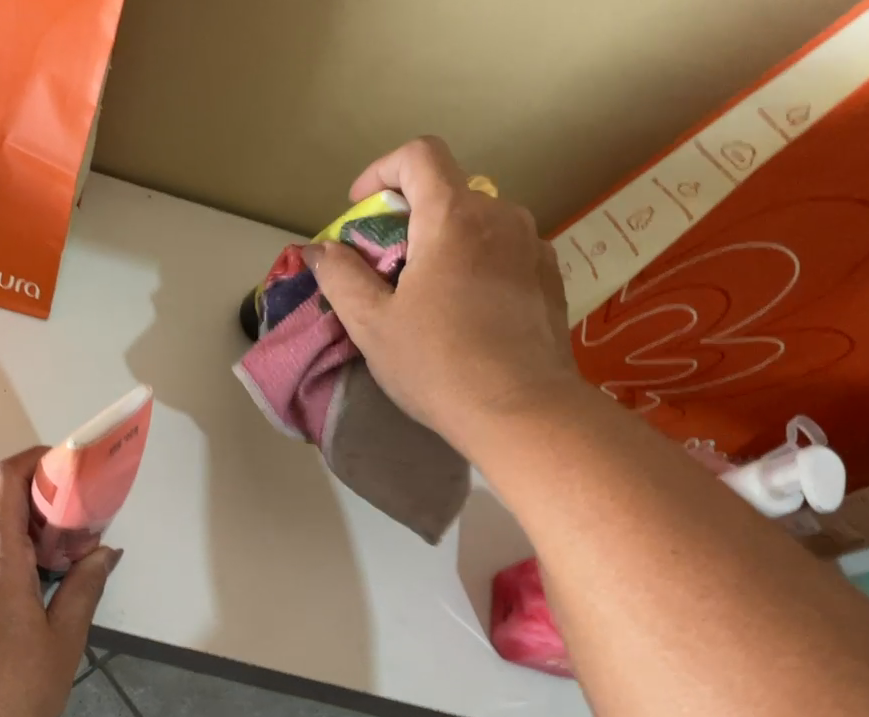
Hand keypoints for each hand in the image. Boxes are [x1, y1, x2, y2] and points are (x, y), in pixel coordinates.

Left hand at [0, 448, 119, 716]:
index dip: (32, 462)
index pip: (3, 481)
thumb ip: (84, 587)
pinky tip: (18, 606)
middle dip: (33, 511)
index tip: (62, 467)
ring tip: (49, 575)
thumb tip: (103, 553)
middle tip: (71, 535)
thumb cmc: (15, 695)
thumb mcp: (64, 641)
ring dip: (14, 542)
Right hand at [304, 137, 583, 452]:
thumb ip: (340, 277)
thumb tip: (318, 249)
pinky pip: (504, 252)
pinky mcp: (550, 276)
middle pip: (448, 193)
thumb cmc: (436, 364)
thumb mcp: (371, 324)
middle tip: (385, 270)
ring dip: (444, 244)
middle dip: (408, 220)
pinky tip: (464, 313)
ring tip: (425, 297)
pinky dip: (476, 265)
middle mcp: (501, 216)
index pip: (419, 155)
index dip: (382, 170)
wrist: (519, 409)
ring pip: (478, 224)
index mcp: (452, 218)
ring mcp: (532, 245)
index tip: (361, 207)